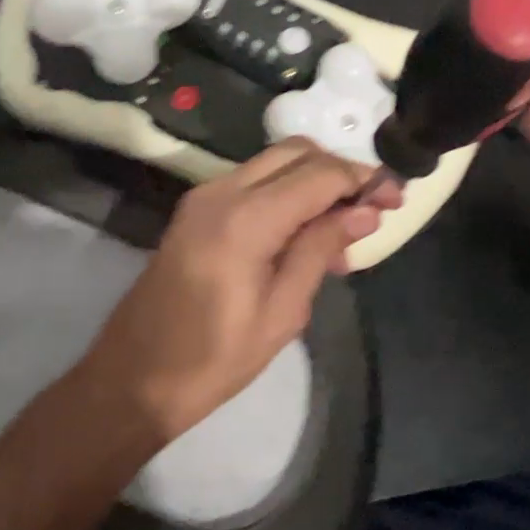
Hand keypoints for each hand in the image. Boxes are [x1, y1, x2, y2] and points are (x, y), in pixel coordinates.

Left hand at [78, 139, 400, 440]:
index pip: (320, 174)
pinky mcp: (197, 208)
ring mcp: (205, 195)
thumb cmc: (213, 359)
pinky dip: (288, 190)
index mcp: (246, 218)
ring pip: (276, 161)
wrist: (133, 378)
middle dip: (340, 171)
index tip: (397, 199)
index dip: (363, 181)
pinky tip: (308, 230)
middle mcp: (223, 190)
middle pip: (298, 152)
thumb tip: (364, 212)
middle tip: (373, 208)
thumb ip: (320, 249)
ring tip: (346, 226)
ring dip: (315, 179)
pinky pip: (255, 180)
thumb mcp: (281, 313)